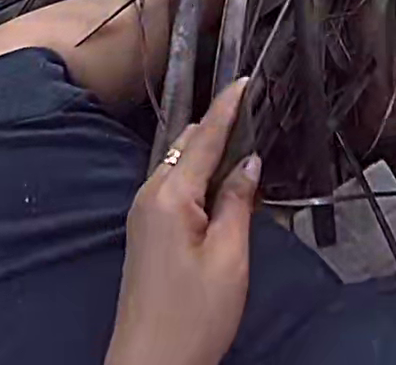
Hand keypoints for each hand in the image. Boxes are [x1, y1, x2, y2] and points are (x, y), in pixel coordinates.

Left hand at [106, 78, 261, 364]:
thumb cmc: (193, 316)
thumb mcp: (229, 258)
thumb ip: (238, 201)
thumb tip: (249, 162)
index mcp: (170, 195)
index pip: (204, 137)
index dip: (226, 106)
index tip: (243, 79)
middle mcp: (150, 193)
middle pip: (187, 143)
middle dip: (218, 125)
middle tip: (252, 114)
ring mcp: (143, 210)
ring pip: (179, 161)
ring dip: (208, 149)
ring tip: (242, 143)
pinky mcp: (145, 228)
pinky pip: (173, 182)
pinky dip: (197, 171)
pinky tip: (219, 181)